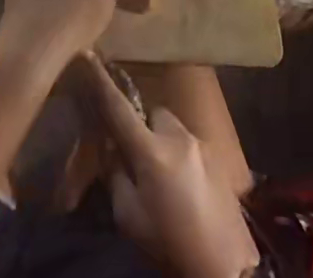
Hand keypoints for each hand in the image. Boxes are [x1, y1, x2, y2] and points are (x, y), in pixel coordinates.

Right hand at [82, 55, 258, 277]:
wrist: (224, 265)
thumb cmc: (169, 242)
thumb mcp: (129, 215)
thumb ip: (116, 174)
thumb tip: (112, 148)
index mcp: (151, 150)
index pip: (118, 108)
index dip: (100, 82)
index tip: (87, 55)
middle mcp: (178, 136)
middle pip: (153, 113)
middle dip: (142, 125)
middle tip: (136, 153)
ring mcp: (203, 143)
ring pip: (173, 127)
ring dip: (162, 139)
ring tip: (162, 174)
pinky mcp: (219, 155)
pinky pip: (190, 143)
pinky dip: (180, 154)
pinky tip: (183, 185)